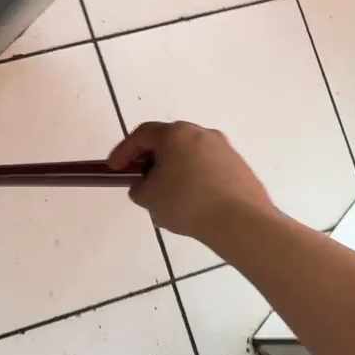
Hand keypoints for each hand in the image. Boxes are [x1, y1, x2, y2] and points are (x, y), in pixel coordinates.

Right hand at [107, 121, 275, 240]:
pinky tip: (189, 206)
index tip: (114, 168)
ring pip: (188, 157)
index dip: (123, 151)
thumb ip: (139, 186)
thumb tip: (147, 184)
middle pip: (168, 142)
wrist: (240, 221)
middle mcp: (201, 134)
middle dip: (150, 161)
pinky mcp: (238, 167)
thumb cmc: (186, 202)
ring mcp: (224, 149)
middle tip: (141, 181)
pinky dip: (192, 181)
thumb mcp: (148, 197)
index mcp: (176, 134)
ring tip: (166, 200)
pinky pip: (206, 170)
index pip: (142, 134)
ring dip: (172, 173)